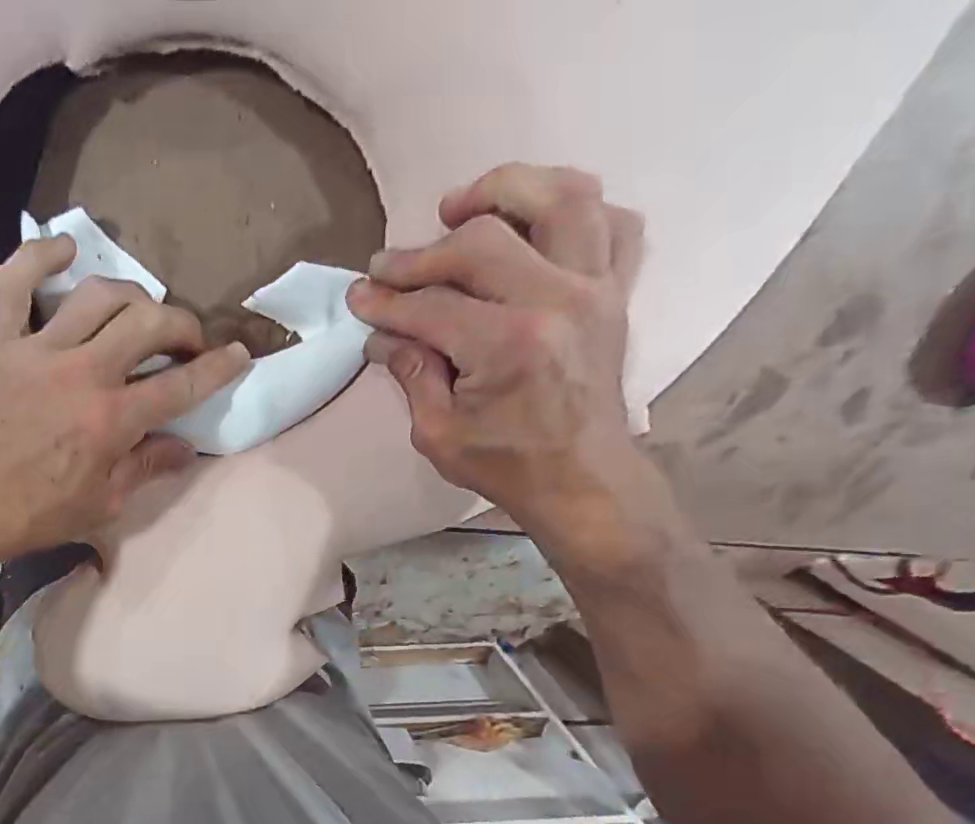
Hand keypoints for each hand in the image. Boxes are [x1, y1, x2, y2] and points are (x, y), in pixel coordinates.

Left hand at [0, 235, 250, 568]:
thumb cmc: (36, 513)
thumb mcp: (103, 503)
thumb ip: (146, 467)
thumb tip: (185, 447)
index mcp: (111, 419)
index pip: (181, 385)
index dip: (219, 367)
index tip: (238, 354)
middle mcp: (81, 374)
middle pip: (147, 324)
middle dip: (182, 324)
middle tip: (186, 340)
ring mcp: (37, 352)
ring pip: (96, 295)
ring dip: (130, 296)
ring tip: (138, 311)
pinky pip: (12, 284)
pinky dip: (37, 257)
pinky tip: (65, 251)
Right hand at [345, 164, 645, 534]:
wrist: (583, 479)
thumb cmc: (506, 463)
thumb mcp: (437, 432)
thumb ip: (411, 373)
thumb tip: (383, 333)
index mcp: (510, 345)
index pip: (431, 304)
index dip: (385, 300)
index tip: (357, 295)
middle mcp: (560, 301)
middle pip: (482, 240)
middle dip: (422, 252)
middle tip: (390, 268)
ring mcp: (598, 289)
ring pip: (564, 198)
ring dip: (505, 191)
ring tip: (462, 209)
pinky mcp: (617, 291)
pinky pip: (612, 223)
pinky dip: (571, 211)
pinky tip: (530, 227)